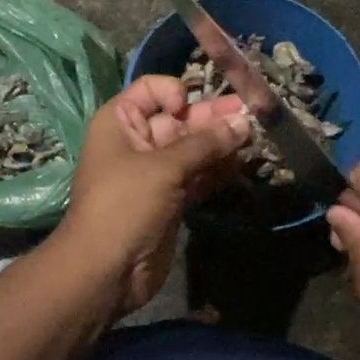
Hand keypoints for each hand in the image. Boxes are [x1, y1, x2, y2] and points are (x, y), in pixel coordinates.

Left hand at [57, 76, 249, 317]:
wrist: (105, 271)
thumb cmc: (124, 205)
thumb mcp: (163, 168)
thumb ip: (205, 144)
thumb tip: (242, 122)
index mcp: (121, 121)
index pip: (152, 89)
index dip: (176, 92)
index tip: (192, 107)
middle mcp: (137, 140)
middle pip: (180, 119)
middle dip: (213, 118)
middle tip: (251, 116)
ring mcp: (155, 172)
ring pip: (193, 149)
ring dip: (221, 145)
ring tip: (254, 139)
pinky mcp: (171, 199)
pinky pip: (198, 175)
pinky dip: (218, 171)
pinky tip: (243, 166)